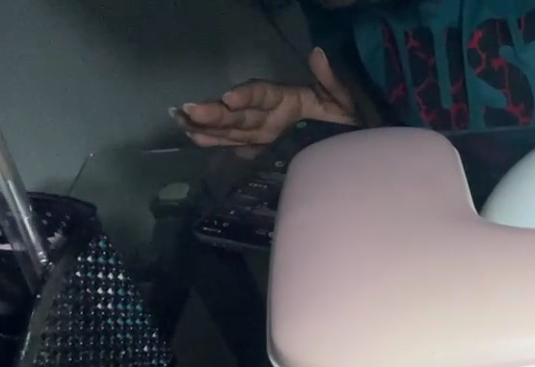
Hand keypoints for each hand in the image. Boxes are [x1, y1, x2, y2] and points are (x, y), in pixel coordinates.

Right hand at [176, 47, 356, 147]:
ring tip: (182, 122)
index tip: (229, 99)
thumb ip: (330, 79)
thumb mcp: (345, 99)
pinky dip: (218, 141)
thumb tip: (318, 53)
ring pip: (233, 127)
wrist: (353, 140)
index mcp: (287, 99)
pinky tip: (195, 139)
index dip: (246, 96)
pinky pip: (239, 143)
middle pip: (240, 113)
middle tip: (188, 112)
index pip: (262, 94)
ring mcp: (266, 129)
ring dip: (208, 126)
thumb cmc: (350, 117)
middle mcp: (270, 113)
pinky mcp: (266, 144)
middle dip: (215, 113)